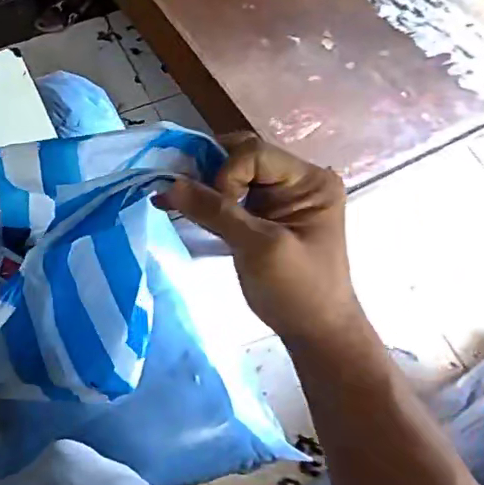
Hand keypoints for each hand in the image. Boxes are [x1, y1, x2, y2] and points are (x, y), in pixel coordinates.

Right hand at [156, 133, 365, 347]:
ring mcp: (276, 197)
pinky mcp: (258, 214)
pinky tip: (176, 206)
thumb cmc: (297, 289)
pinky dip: (201, 201)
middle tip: (180, 195)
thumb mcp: (259, 247)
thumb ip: (215, 212)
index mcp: (309, 181)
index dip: (226, 174)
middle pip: (239, 157)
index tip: (218, 210)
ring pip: (227, 174)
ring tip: (170, 200)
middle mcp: (294, 180)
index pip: (254, 154)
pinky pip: (224, 196)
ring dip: (199, 187)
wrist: (314, 330)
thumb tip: (169, 184)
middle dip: (206, 173)